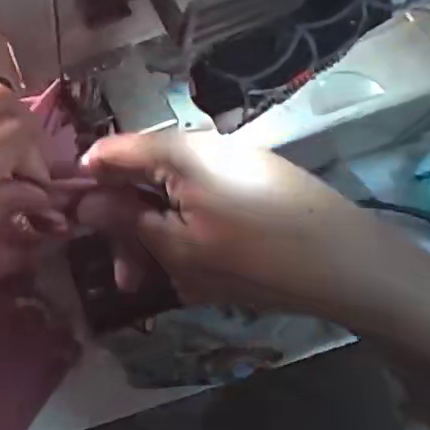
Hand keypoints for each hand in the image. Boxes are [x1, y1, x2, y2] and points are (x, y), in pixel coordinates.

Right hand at [74, 131, 429, 331]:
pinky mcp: (255, 180)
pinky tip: (207, 270)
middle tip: (127, 281)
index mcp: (175, 150)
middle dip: (128, 228)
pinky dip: (193, 232)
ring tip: (173, 285)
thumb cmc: (254, 256)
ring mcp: (231, 161)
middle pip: (141, 177)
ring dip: (161, 237)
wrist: (352, 264)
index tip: (76, 228)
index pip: (109, 151)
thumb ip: (126, 220)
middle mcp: (200, 145)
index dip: (86, 186)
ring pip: (174, 195)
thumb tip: (83, 203)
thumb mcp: (178, 247)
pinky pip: (205, 200)